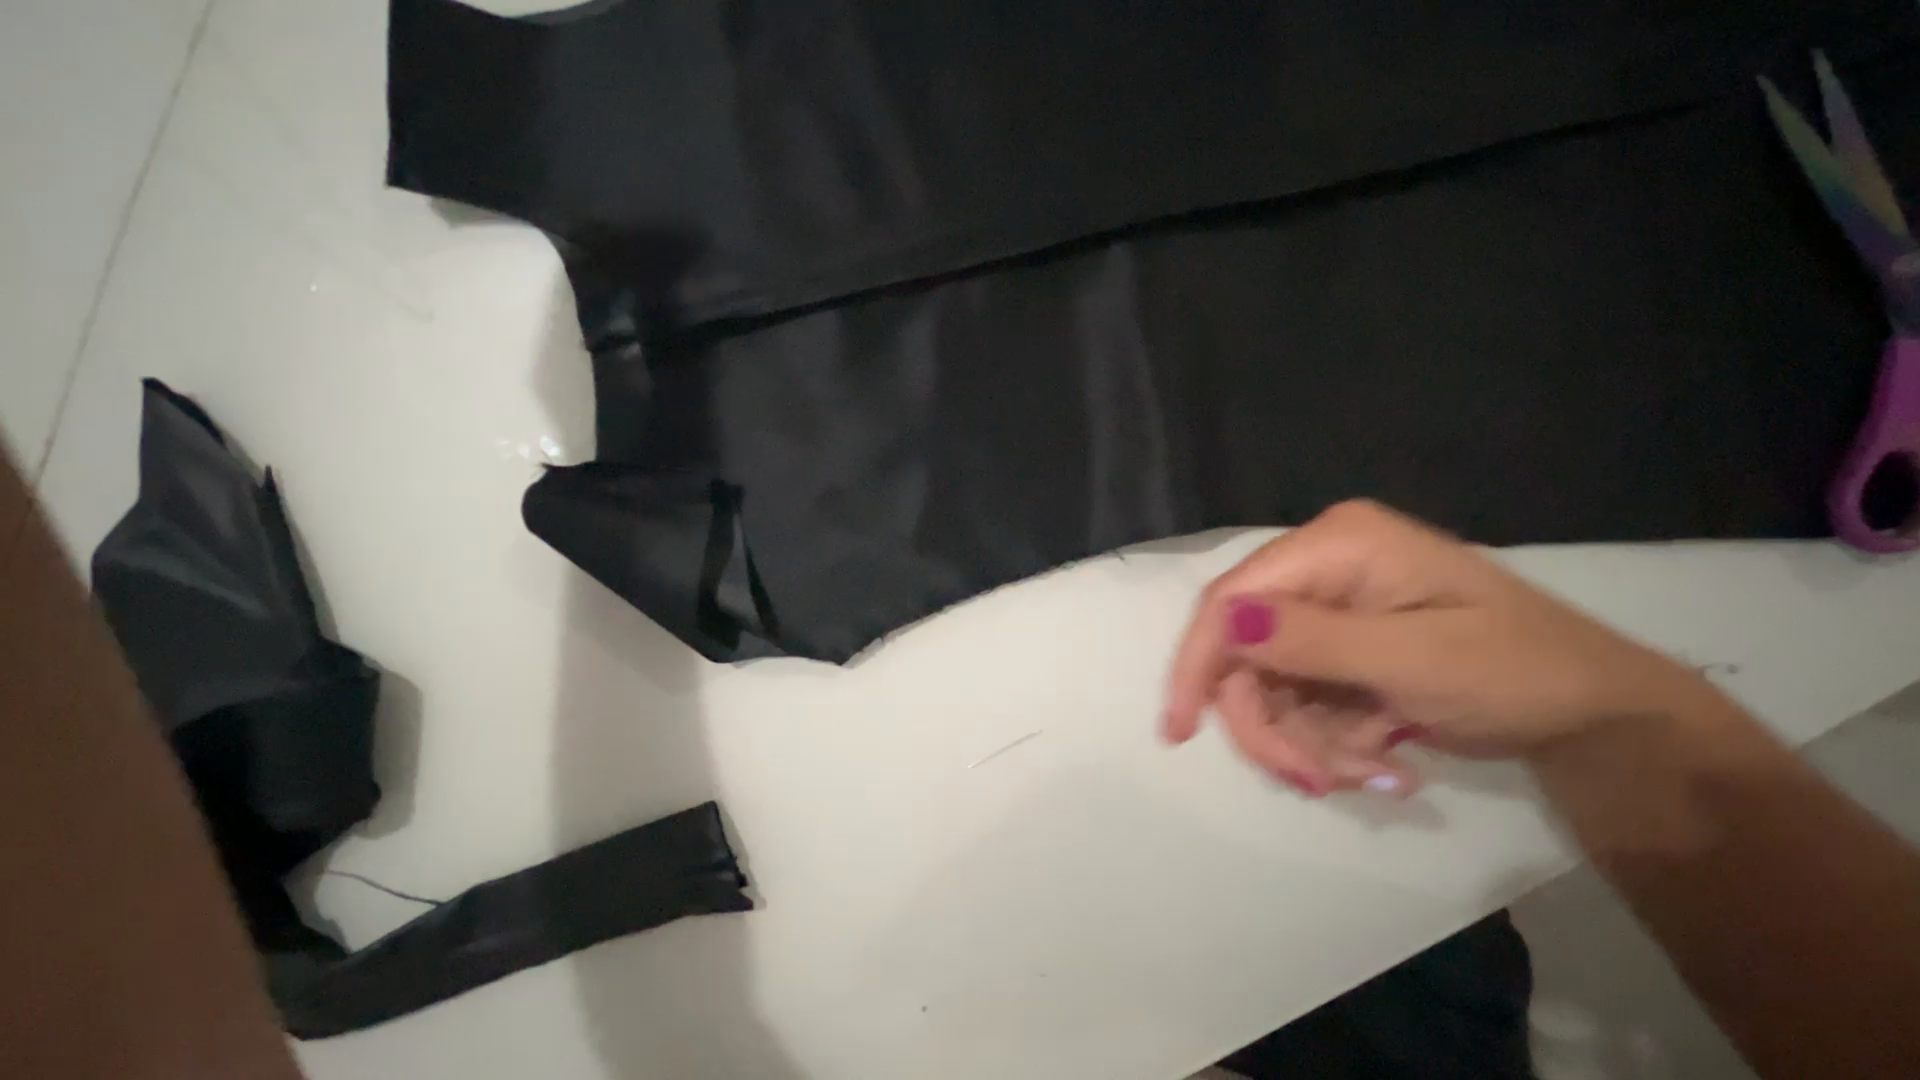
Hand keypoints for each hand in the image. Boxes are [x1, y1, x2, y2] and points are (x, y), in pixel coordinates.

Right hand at [1162, 500, 1704, 796]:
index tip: (1181, 730)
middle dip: (1274, 723)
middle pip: (1245, 651)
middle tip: (1317, 781)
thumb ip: (1312, 640)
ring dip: (1309, 742)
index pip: (1234, 599)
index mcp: (1336, 545)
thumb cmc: (1518, 670)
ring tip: (1373, 773)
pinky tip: (1381, 761)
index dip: (1200, 663)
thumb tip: (1223, 623)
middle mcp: (1322, 569)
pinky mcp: (1342, 648)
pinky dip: (1329, 742)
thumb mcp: (1414, 658)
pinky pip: (1301, 701)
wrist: (1595, 711)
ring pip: (1270, 687)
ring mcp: (1331, 609)